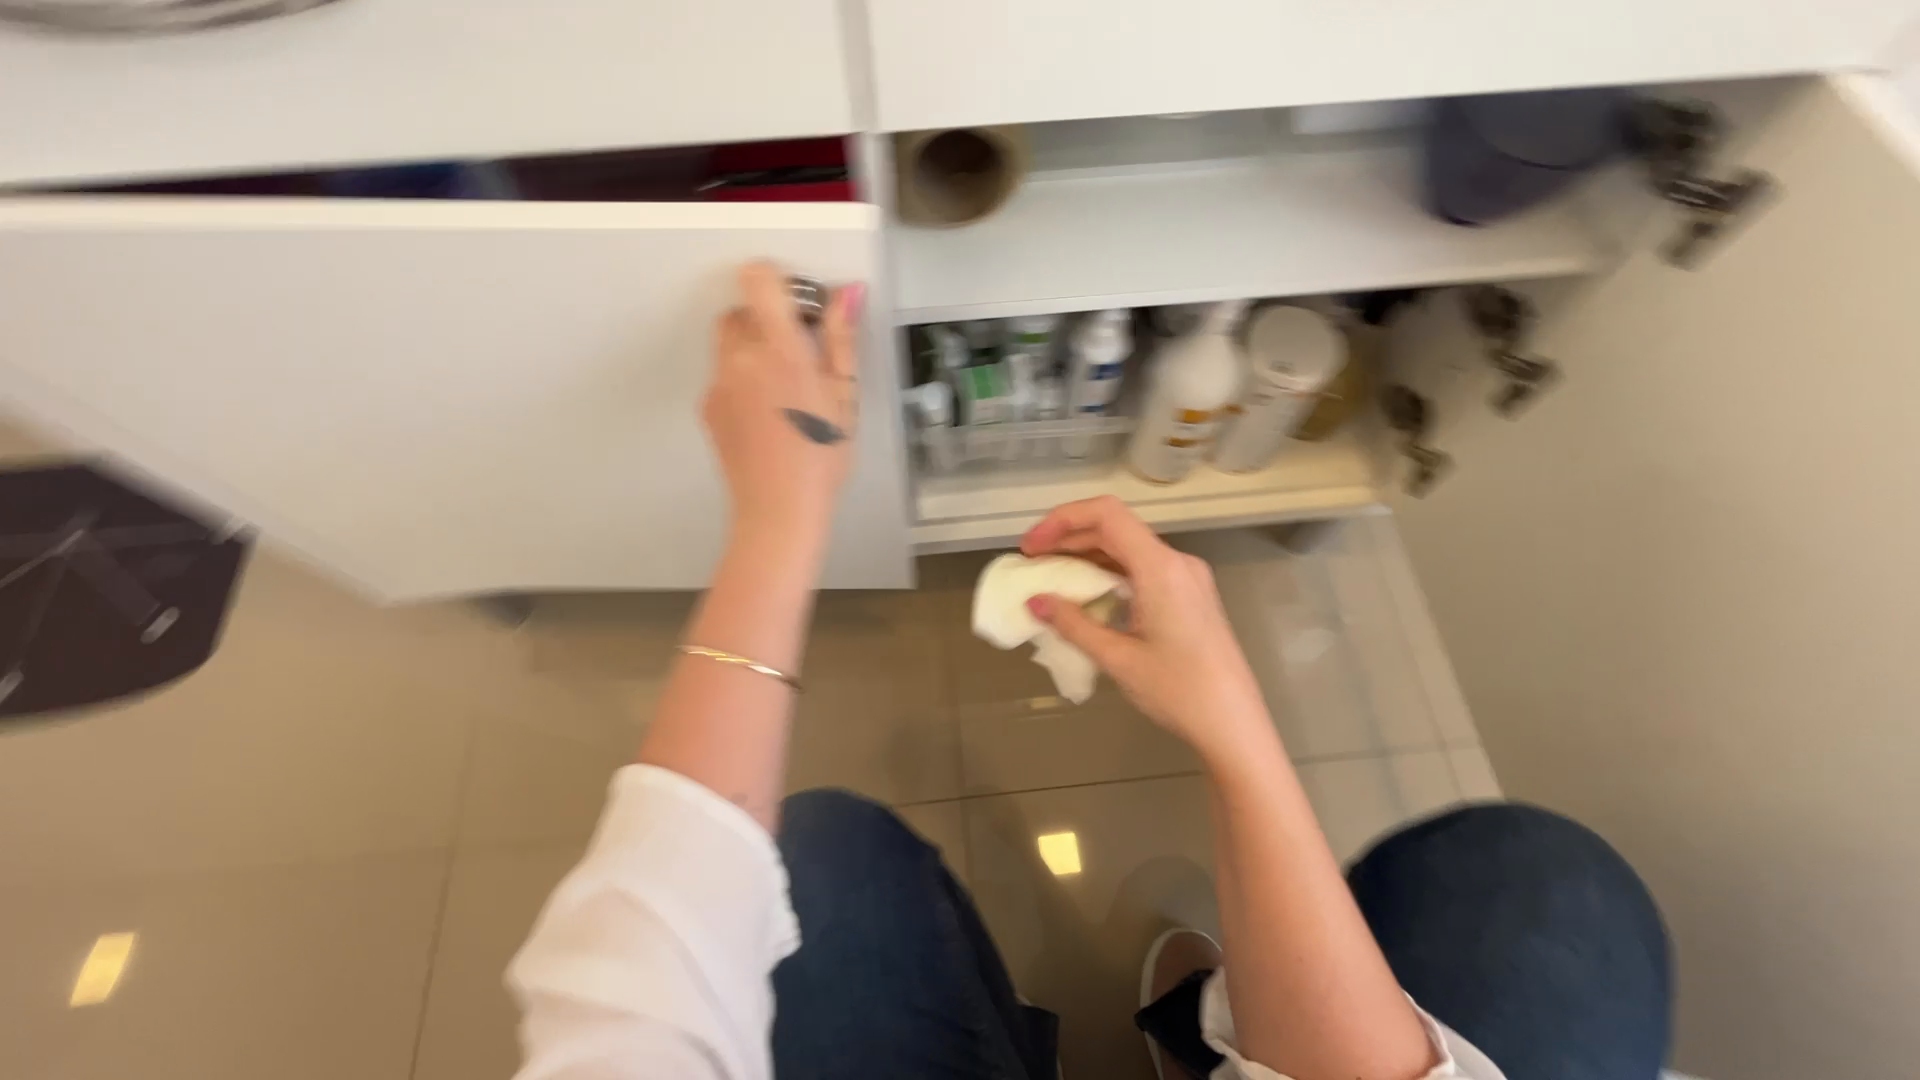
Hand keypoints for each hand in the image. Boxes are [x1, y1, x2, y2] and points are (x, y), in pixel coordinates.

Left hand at [703, 260, 864, 539]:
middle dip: (769, 322)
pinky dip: (742, 380)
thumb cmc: (820, 459)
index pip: (759, 280)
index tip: (797, 301)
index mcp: (782, 351)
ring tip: (783, 390)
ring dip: (753, 349)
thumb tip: (847, 294)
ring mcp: (719, 382)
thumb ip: (842, 339)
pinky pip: (722, 374)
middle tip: (799, 356)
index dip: (776, 278)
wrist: (779, 509)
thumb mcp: (845, 397)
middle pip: (743, 311)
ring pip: (730, 342)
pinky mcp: (707, 405)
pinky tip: (768, 415)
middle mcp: (742, 359)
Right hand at [1022, 496, 1271, 757]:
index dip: (1062, 520)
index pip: (1106, 515)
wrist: (1234, 724)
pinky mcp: (1190, 595)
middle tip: (1032, 563)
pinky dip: (1109, 573)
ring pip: (1128, 549)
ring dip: (1088, 556)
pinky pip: (1143, 569)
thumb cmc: (1178, 691)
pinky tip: (1088, 595)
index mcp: (1160, 567)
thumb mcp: (1117, 658)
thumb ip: (1073, 625)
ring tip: (1052, 578)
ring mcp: (1187, 577)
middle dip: (1069, 538)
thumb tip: (1034, 602)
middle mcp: (1176, 562)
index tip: (1031, 547)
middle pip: (1115, 528)